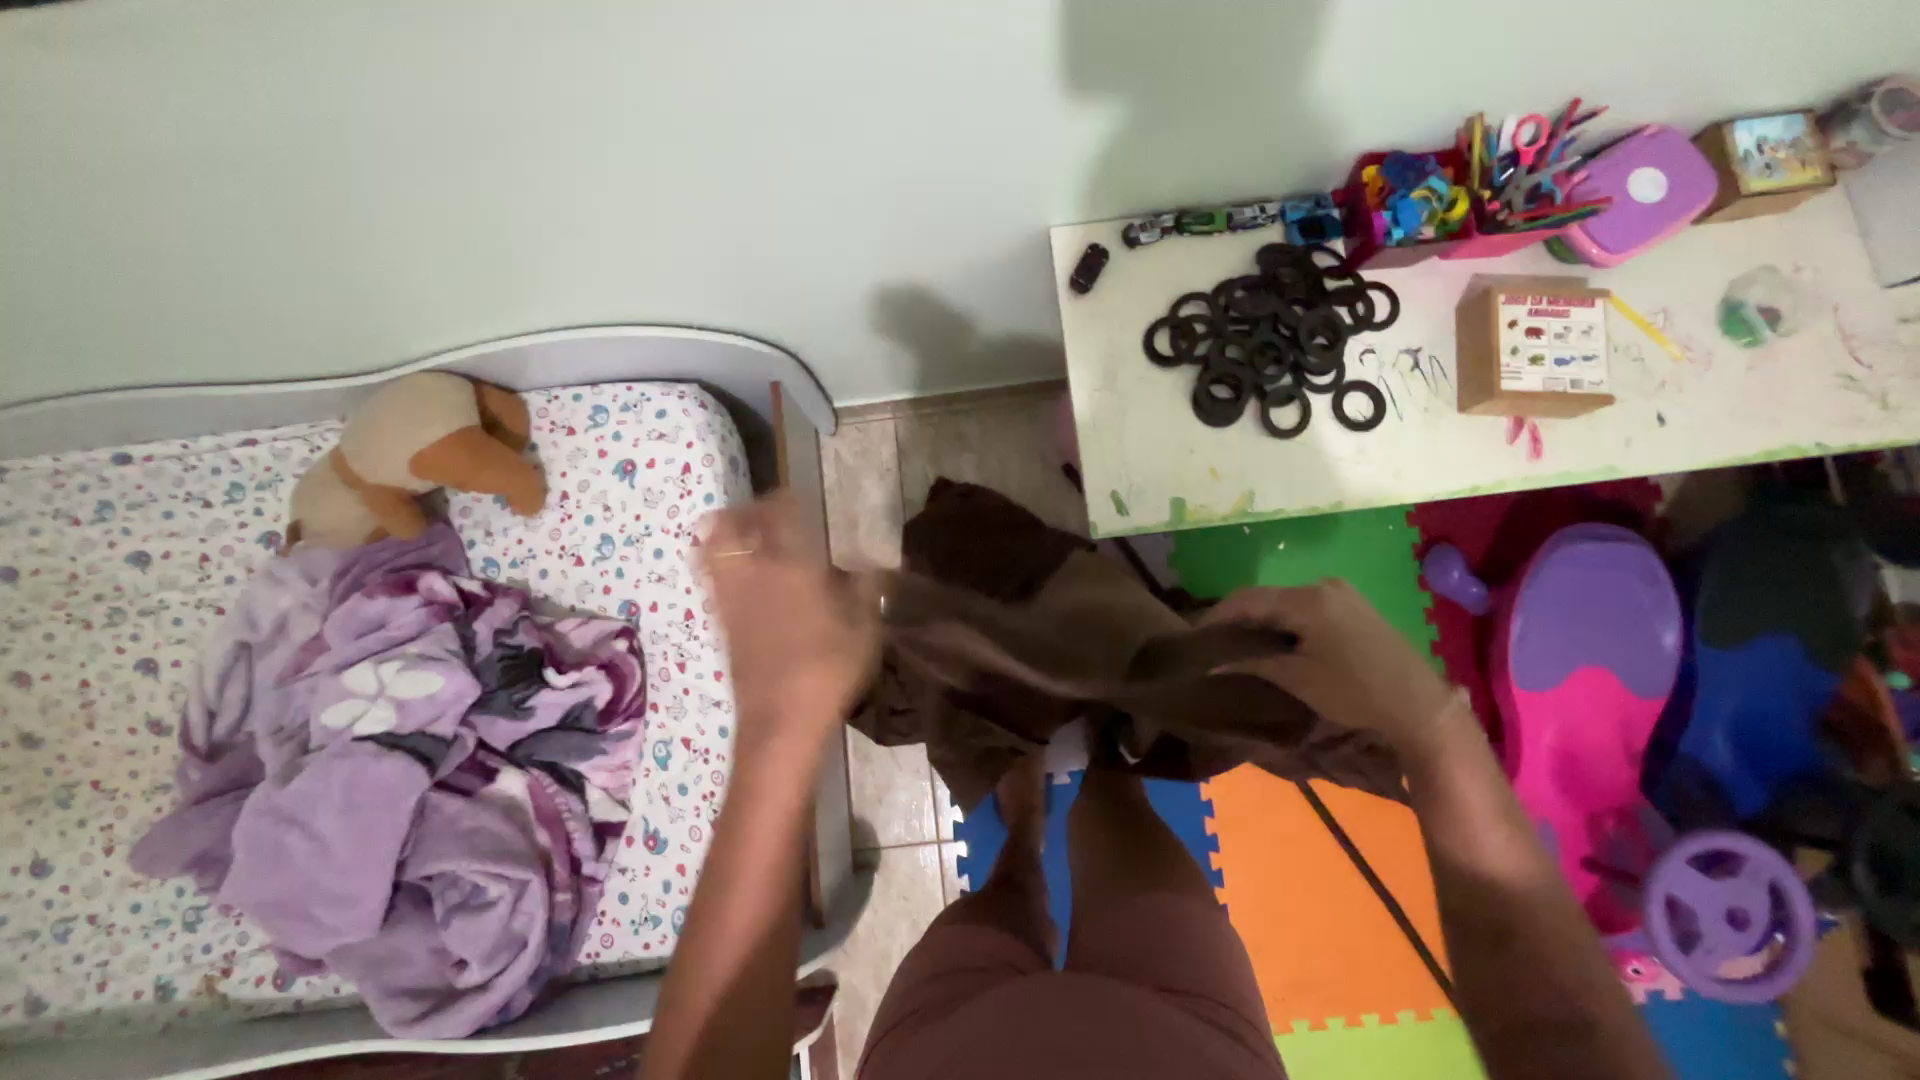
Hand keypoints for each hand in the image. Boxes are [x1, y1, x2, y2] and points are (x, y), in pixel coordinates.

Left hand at [700, 493, 879, 755]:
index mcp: (792, 564)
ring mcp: (731, 596)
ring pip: (713, 546)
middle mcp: (754, 571)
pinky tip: (742, 572)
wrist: (782, 719)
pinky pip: (712, 576)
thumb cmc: (830, 669)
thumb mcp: (865, 627)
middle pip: (733, 523)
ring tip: (744, 534)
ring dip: (726, 532)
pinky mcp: (722, 621)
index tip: (794, 496)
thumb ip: (867, 588)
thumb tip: (876, 564)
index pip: (780, 514)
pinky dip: (719, 561)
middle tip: (765, 511)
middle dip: (746, 510)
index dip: (784, 499)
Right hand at [1200, 580, 1470, 761]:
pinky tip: (1273, 643)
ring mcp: (1342, 595)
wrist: (1420, 706)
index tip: (1193, 638)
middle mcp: (1323, 586)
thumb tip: (1211, 663)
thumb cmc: (1355, 692)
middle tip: (1213, 644)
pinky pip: (1306, 609)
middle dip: (1237, 619)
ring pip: (1286, 604)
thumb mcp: (1297, 678)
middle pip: (1266, 598)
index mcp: (1307, 598)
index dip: (1216, 616)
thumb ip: (1252, 662)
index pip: (1246, 599)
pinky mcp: (1353, 608)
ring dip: (1261, 622)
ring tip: (1237, 646)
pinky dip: (1285, 624)